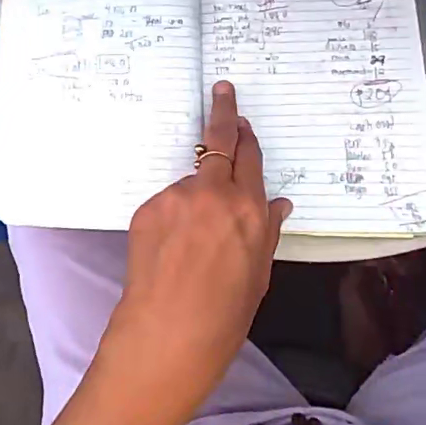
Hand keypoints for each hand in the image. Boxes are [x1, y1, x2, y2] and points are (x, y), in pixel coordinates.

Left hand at [97, 81, 292, 420]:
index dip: (246, 133)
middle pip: (217, 142)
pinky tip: (173, 246)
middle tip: (221, 91)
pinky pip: (168, 201)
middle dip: (222, 113)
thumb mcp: (259, 273)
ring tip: (193, 237)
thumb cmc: (224, 313)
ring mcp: (175, 197)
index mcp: (247, 208)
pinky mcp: (147, 207)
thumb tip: (277, 203)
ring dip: (196, 192)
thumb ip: (266, 229)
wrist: (166, 333)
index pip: (249, 155)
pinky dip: (174, 213)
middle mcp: (212, 193)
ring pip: (191, 181)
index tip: (238, 112)